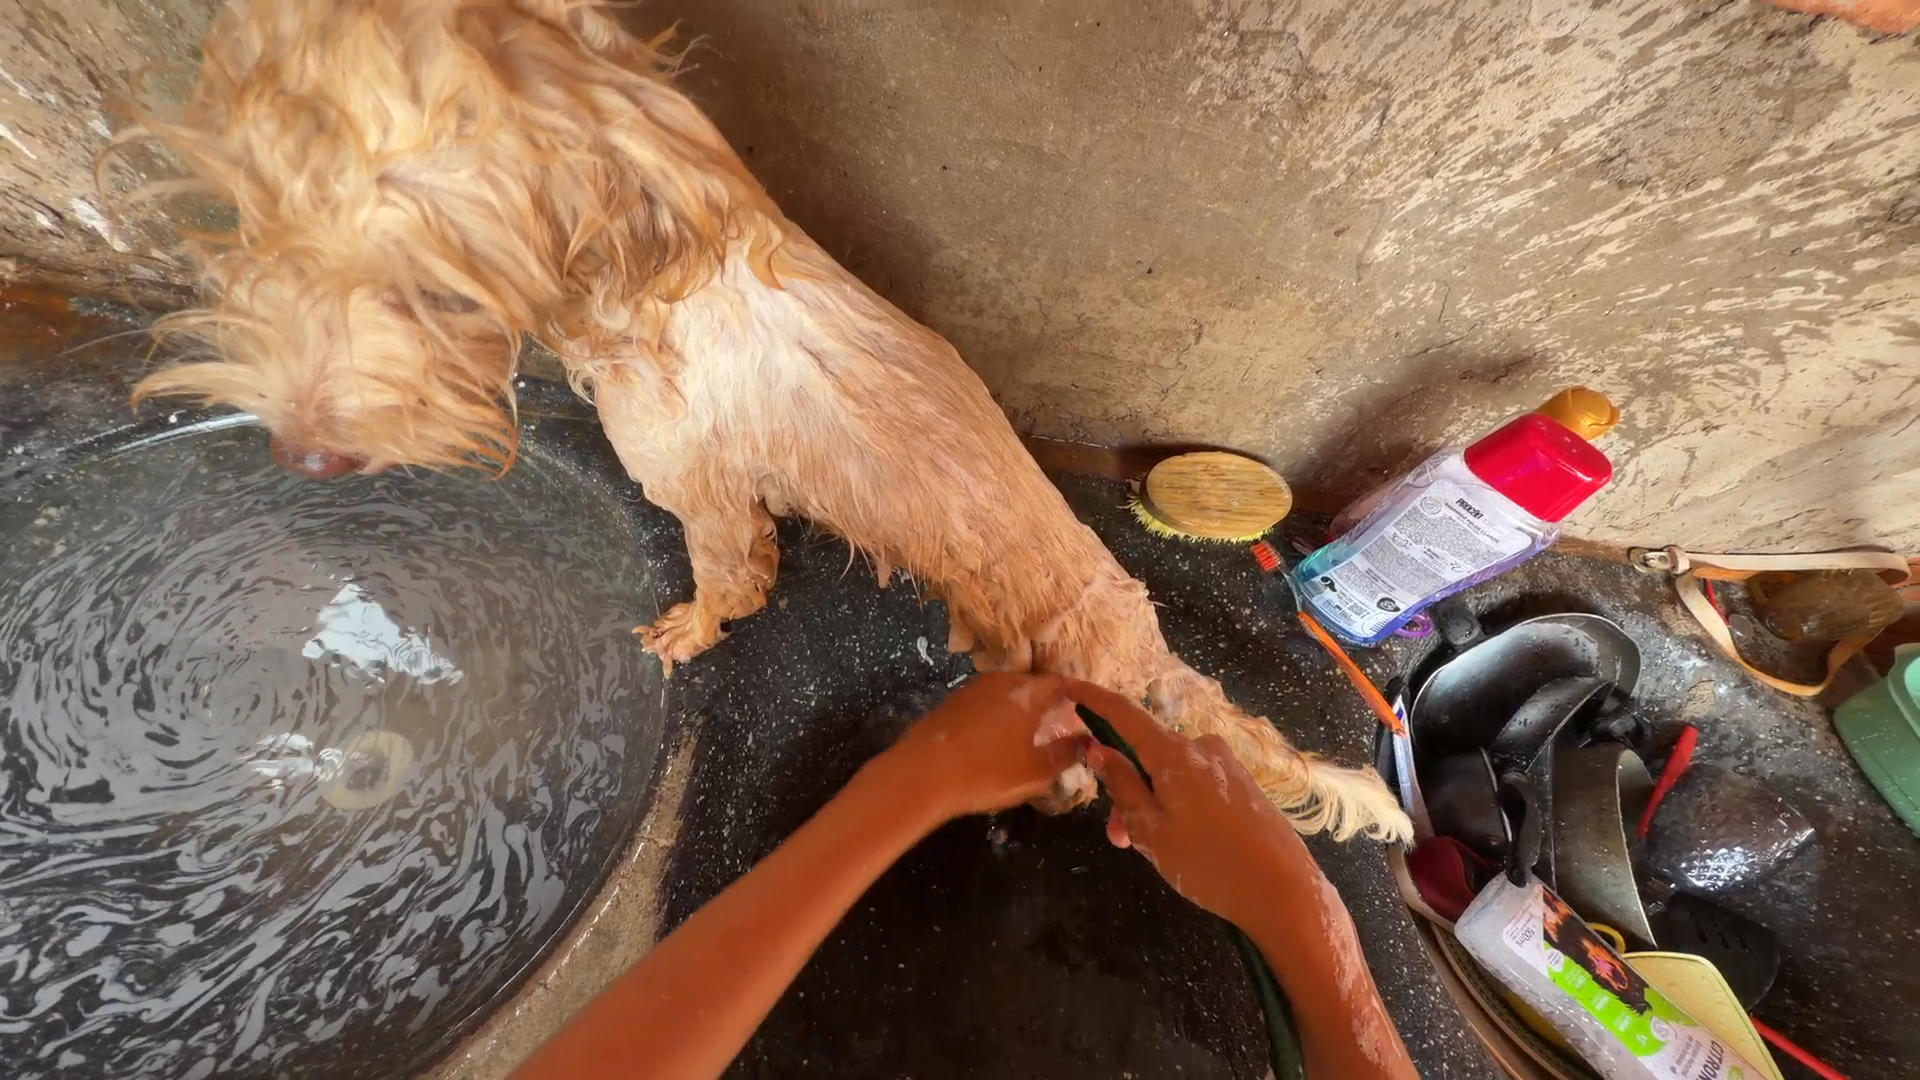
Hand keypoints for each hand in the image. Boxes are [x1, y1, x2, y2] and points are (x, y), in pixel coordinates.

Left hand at [885, 673, 1087, 817]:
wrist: (922, 773)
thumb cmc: (987, 771)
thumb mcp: (1035, 771)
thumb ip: (1064, 754)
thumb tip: (1085, 741)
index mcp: (1026, 692)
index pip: (1060, 684)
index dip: (1076, 697)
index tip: (1087, 712)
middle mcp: (1001, 681)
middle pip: (1033, 685)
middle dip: (1049, 703)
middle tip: (1062, 724)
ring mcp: (973, 689)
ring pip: (1008, 693)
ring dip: (1022, 709)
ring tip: (1032, 733)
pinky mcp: (953, 702)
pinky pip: (987, 702)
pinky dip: (999, 715)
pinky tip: (998, 738)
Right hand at [1064, 678, 1312, 926]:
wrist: (1288, 893)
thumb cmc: (1210, 865)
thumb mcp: (1151, 831)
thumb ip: (1122, 786)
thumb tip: (1099, 750)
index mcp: (1174, 753)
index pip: (1123, 713)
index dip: (1093, 699)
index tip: (1068, 687)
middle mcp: (1200, 747)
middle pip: (1147, 753)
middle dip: (1126, 786)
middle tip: (1118, 836)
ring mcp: (1226, 764)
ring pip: (1170, 773)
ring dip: (1152, 801)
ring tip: (1152, 849)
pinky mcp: (1243, 783)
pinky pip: (1195, 782)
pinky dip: (1177, 803)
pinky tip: (1186, 842)